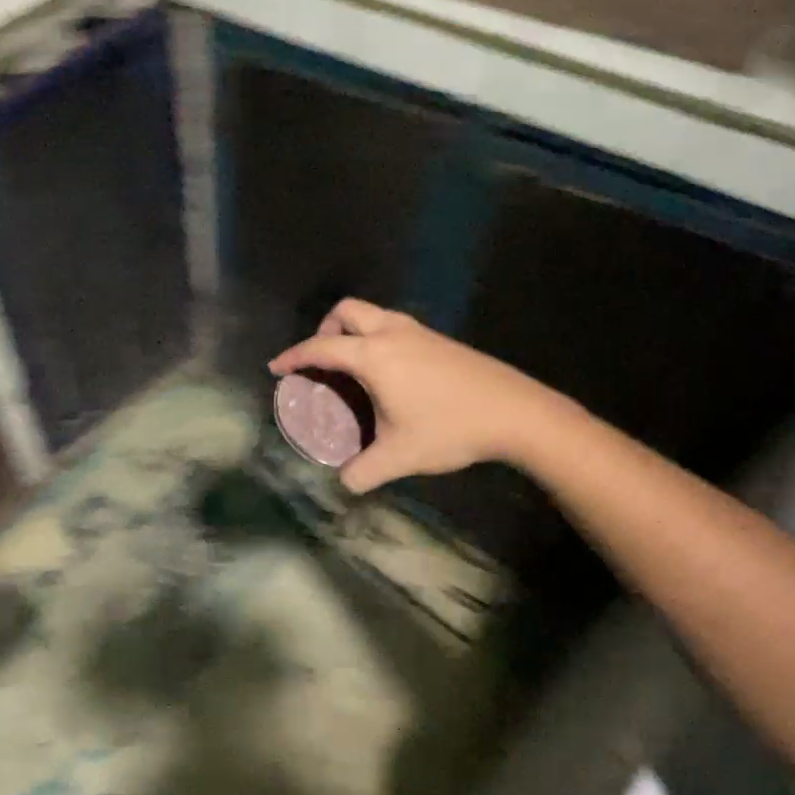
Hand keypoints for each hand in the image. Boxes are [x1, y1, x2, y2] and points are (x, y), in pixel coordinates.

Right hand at [268, 298, 578, 492]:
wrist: (517, 413)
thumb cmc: (450, 429)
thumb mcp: (400, 456)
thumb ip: (363, 472)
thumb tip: (344, 483)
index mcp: (374, 356)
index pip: (321, 348)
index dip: (294, 357)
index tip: (277, 368)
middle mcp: (393, 334)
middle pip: (346, 311)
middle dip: (324, 330)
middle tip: (322, 360)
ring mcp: (420, 333)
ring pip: (374, 314)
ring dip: (354, 331)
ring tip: (352, 366)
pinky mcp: (440, 340)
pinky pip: (395, 326)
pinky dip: (378, 337)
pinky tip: (389, 374)